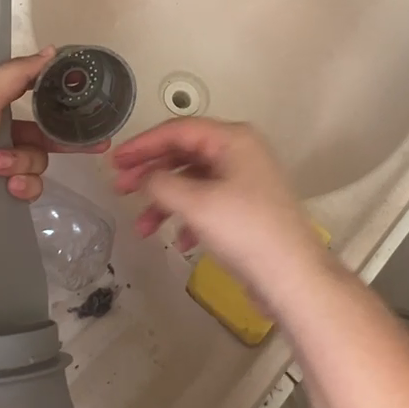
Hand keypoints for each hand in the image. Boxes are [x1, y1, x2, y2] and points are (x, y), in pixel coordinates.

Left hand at [0, 47, 108, 242]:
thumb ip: (18, 73)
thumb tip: (51, 50)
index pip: (31, 100)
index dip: (57, 102)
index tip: (83, 108)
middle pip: (40, 135)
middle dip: (59, 140)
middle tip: (93, 144)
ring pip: (35, 162)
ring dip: (24, 163)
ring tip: (1, 167)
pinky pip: (26, 189)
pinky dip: (22, 187)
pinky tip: (8, 187)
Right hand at [112, 119, 331, 303]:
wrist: (293, 277)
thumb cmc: (247, 231)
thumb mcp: (196, 204)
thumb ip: (162, 183)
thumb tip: (145, 176)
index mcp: (232, 138)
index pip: (178, 129)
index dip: (143, 144)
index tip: (115, 160)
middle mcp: (239, 152)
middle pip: (184, 153)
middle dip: (151, 173)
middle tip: (120, 189)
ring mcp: (244, 180)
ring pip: (193, 181)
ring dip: (165, 202)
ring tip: (143, 228)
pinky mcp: (246, 207)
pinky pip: (207, 202)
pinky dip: (187, 217)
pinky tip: (179, 242)